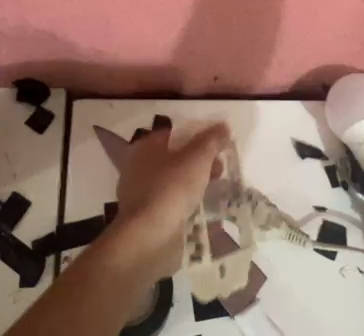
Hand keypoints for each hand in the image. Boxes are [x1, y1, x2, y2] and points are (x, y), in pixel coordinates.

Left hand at [101, 123, 230, 284]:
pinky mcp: (147, 218)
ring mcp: (141, 195)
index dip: (198, 136)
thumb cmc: (171, 189)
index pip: (175, 133)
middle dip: (200, 162)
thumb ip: (211, 141)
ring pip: (174, 182)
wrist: (148, 238)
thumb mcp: (197, 159)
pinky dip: (187, 205)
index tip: (219, 145)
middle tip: (221, 170)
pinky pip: (172, 204)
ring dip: (195, 184)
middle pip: (176, 158)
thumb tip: (224, 126)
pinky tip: (203, 210)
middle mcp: (139, 168)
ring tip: (216, 191)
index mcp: (146, 147)